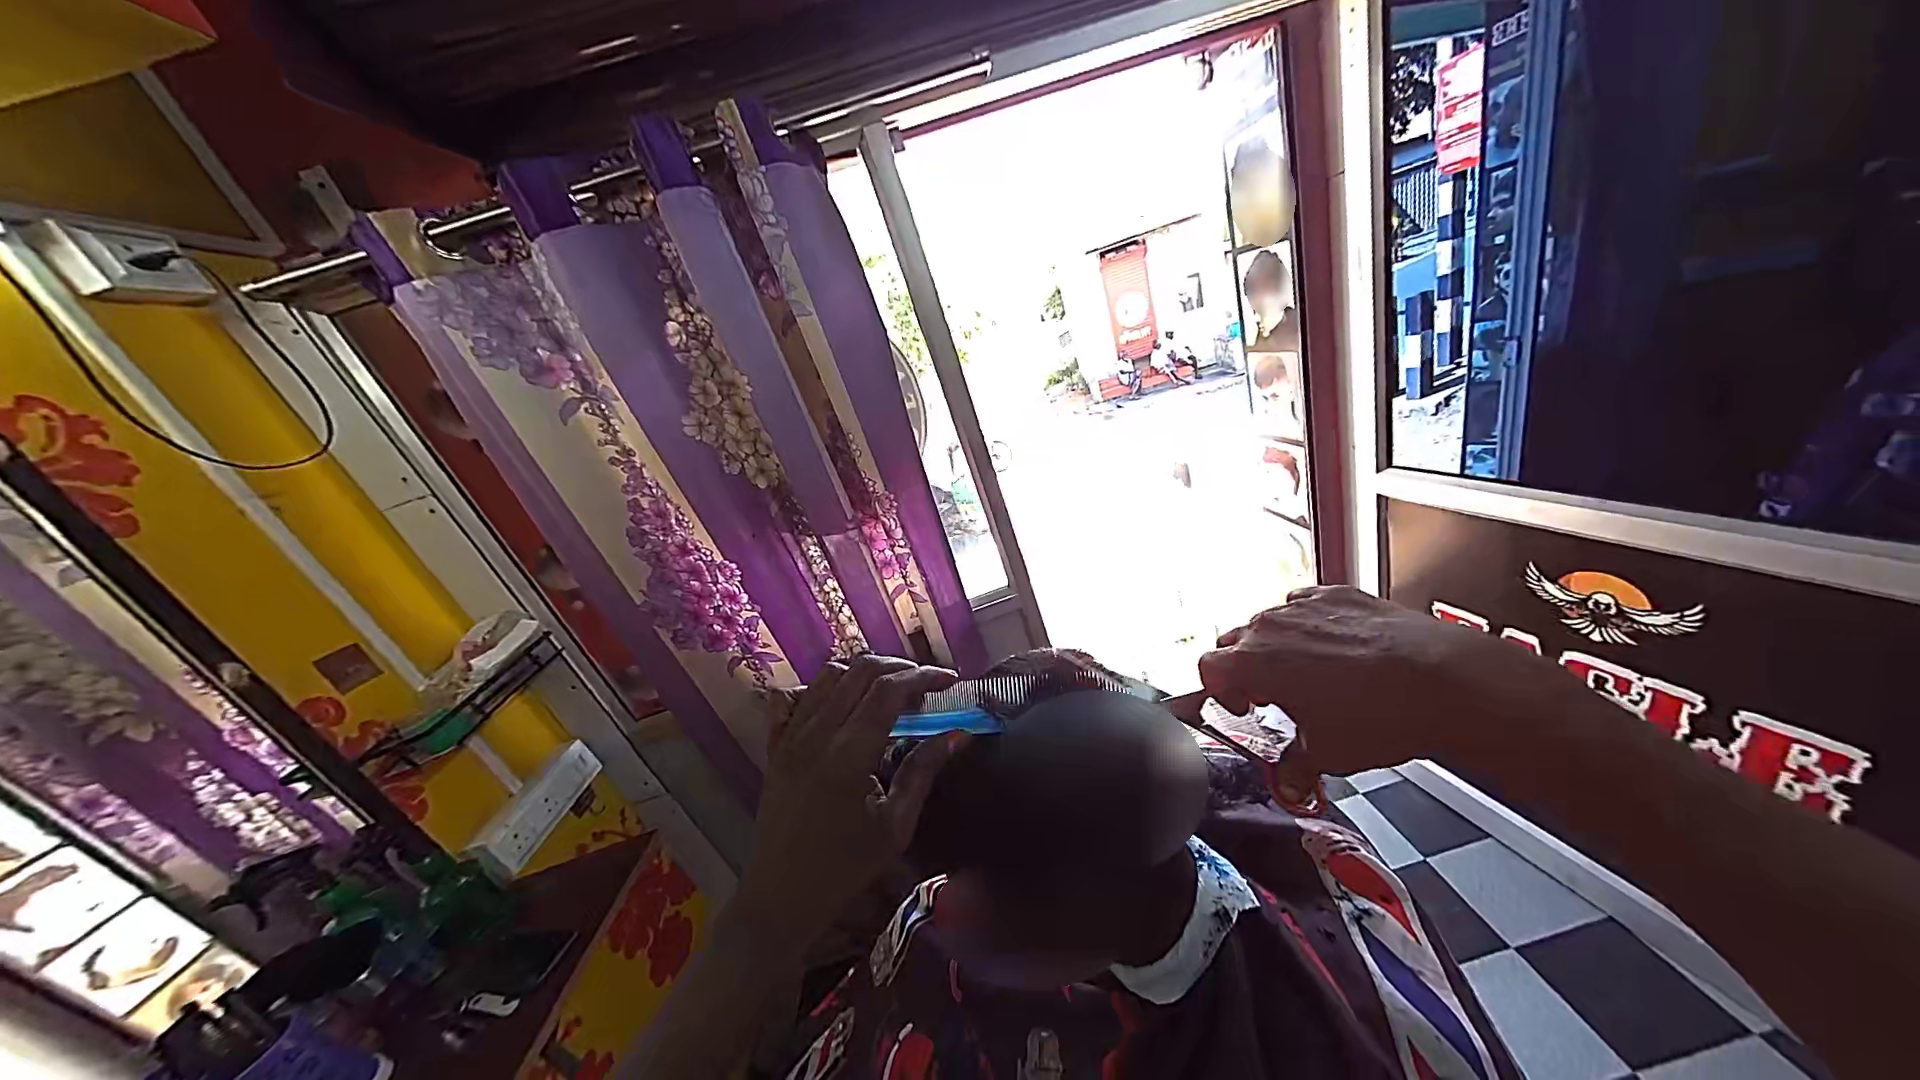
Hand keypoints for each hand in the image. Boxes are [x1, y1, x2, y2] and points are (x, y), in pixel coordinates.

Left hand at [736, 656, 967, 948]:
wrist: (780, 897)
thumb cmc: (844, 868)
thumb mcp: (895, 826)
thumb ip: (923, 771)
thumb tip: (959, 734)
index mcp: (847, 755)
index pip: (889, 690)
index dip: (923, 677)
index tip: (949, 680)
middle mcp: (815, 734)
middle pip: (860, 671)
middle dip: (899, 668)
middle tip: (924, 687)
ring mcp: (789, 735)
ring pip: (829, 675)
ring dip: (865, 673)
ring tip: (890, 692)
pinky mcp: (775, 744)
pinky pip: (794, 695)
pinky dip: (822, 687)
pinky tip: (842, 704)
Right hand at [1199, 585, 1582, 773]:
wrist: (1447, 682)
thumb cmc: (1384, 714)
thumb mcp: (1328, 755)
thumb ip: (1293, 765)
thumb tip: (1287, 781)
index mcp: (1253, 663)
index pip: (1208, 668)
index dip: (1220, 692)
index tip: (1244, 708)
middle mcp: (1269, 627)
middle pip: (1235, 643)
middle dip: (1246, 668)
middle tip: (1274, 696)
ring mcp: (1303, 606)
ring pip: (1270, 623)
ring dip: (1278, 646)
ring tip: (1312, 675)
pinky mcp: (1337, 595)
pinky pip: (1306, 605)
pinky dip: (1311, 624)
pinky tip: (1337, 650)